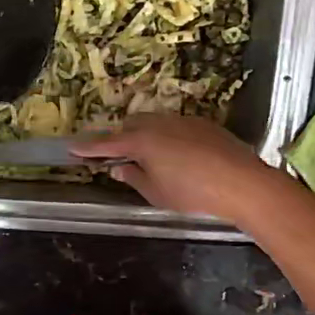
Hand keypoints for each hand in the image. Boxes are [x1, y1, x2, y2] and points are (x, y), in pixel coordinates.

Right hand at [71, 114, 290, 224]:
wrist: (243, 184)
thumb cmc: (193, 193)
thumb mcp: (156, 193)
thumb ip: (134, 177)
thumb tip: (120, 167)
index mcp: (141, 141)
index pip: (106, 143)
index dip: (87, 147)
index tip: (71, 147)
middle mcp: (159, 124)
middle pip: (129, 125)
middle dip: (119, 137)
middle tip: (114, 155)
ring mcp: (182, 120)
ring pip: (153, 122)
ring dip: (143, 135)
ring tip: (146, 156)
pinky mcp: (202, 124)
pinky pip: (174, 126)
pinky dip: (166, 136)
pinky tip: (176, 155)